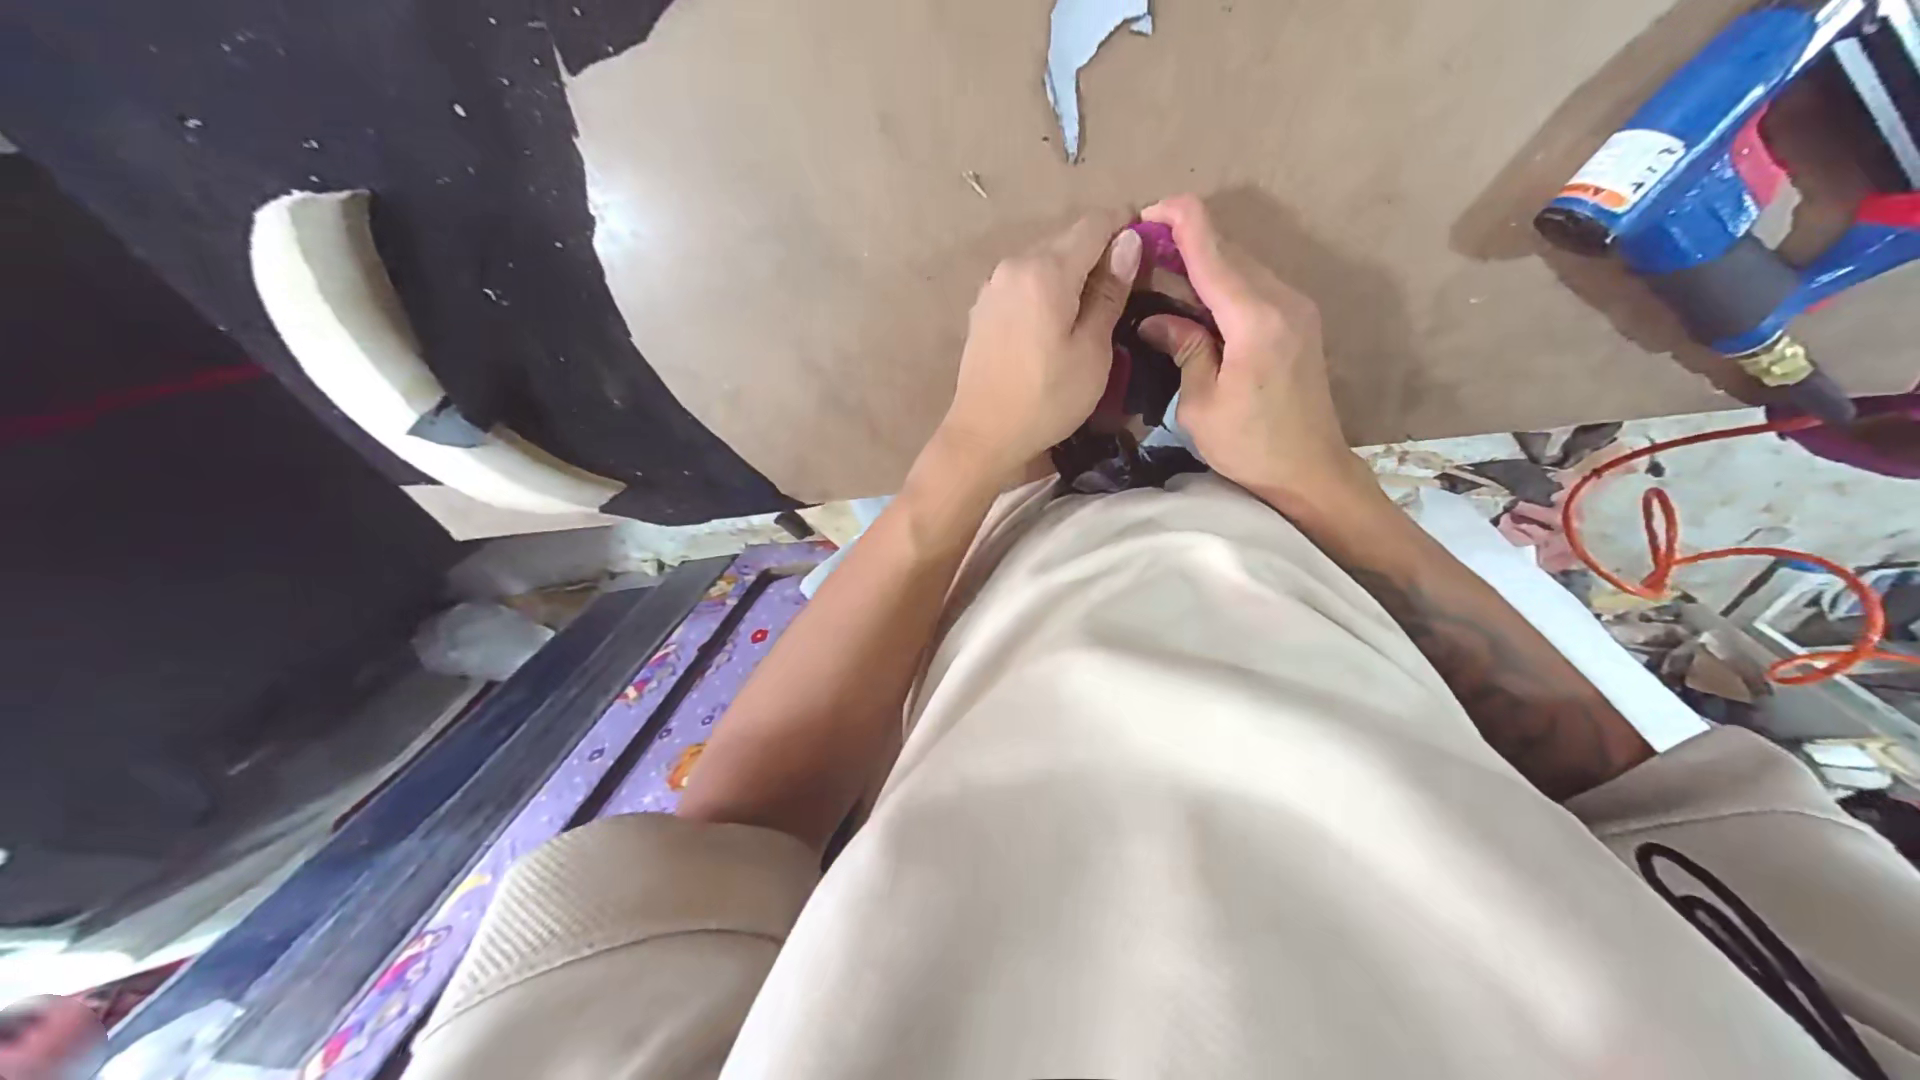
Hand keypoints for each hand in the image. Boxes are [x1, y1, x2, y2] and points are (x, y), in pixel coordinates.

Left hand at [936, 209, 1140, 481]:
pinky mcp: (983, 309)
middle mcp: (1014, 265)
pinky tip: (1057, 319)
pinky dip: (1046, 289)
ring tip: (1094, 306)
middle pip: (1066, 239)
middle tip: (1127, 285)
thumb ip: (1110, 293)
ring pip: (1044, 260)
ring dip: (1072, 271)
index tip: (1149, 245)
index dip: (1126, 226)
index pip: (1094, 223)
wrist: (983, 435)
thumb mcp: (1092, 350)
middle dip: (1100, 251)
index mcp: (1045, 270)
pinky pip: (1024, 283)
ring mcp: (993, 286)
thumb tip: (1128, 242)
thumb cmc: (1046, 399)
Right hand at [1137, 195, 1373, 512]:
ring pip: (1241, 265)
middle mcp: (1282, 300)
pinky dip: (1220, 281)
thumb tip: (1156, 320)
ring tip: (1158, 269)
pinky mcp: (1297, 322)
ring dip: (1201, 260)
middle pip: (1229, 250)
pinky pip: (1253, 286)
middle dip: (1184, 239)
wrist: (1309, 471)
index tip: (1144, 212)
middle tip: (1139, 250)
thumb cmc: (1248, 445)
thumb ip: (1184, 348)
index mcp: (1255, 319)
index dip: (1179, 221)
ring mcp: (1295, 308)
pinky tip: (1192, 295)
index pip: (1212, 250)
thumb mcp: (1199, 403)